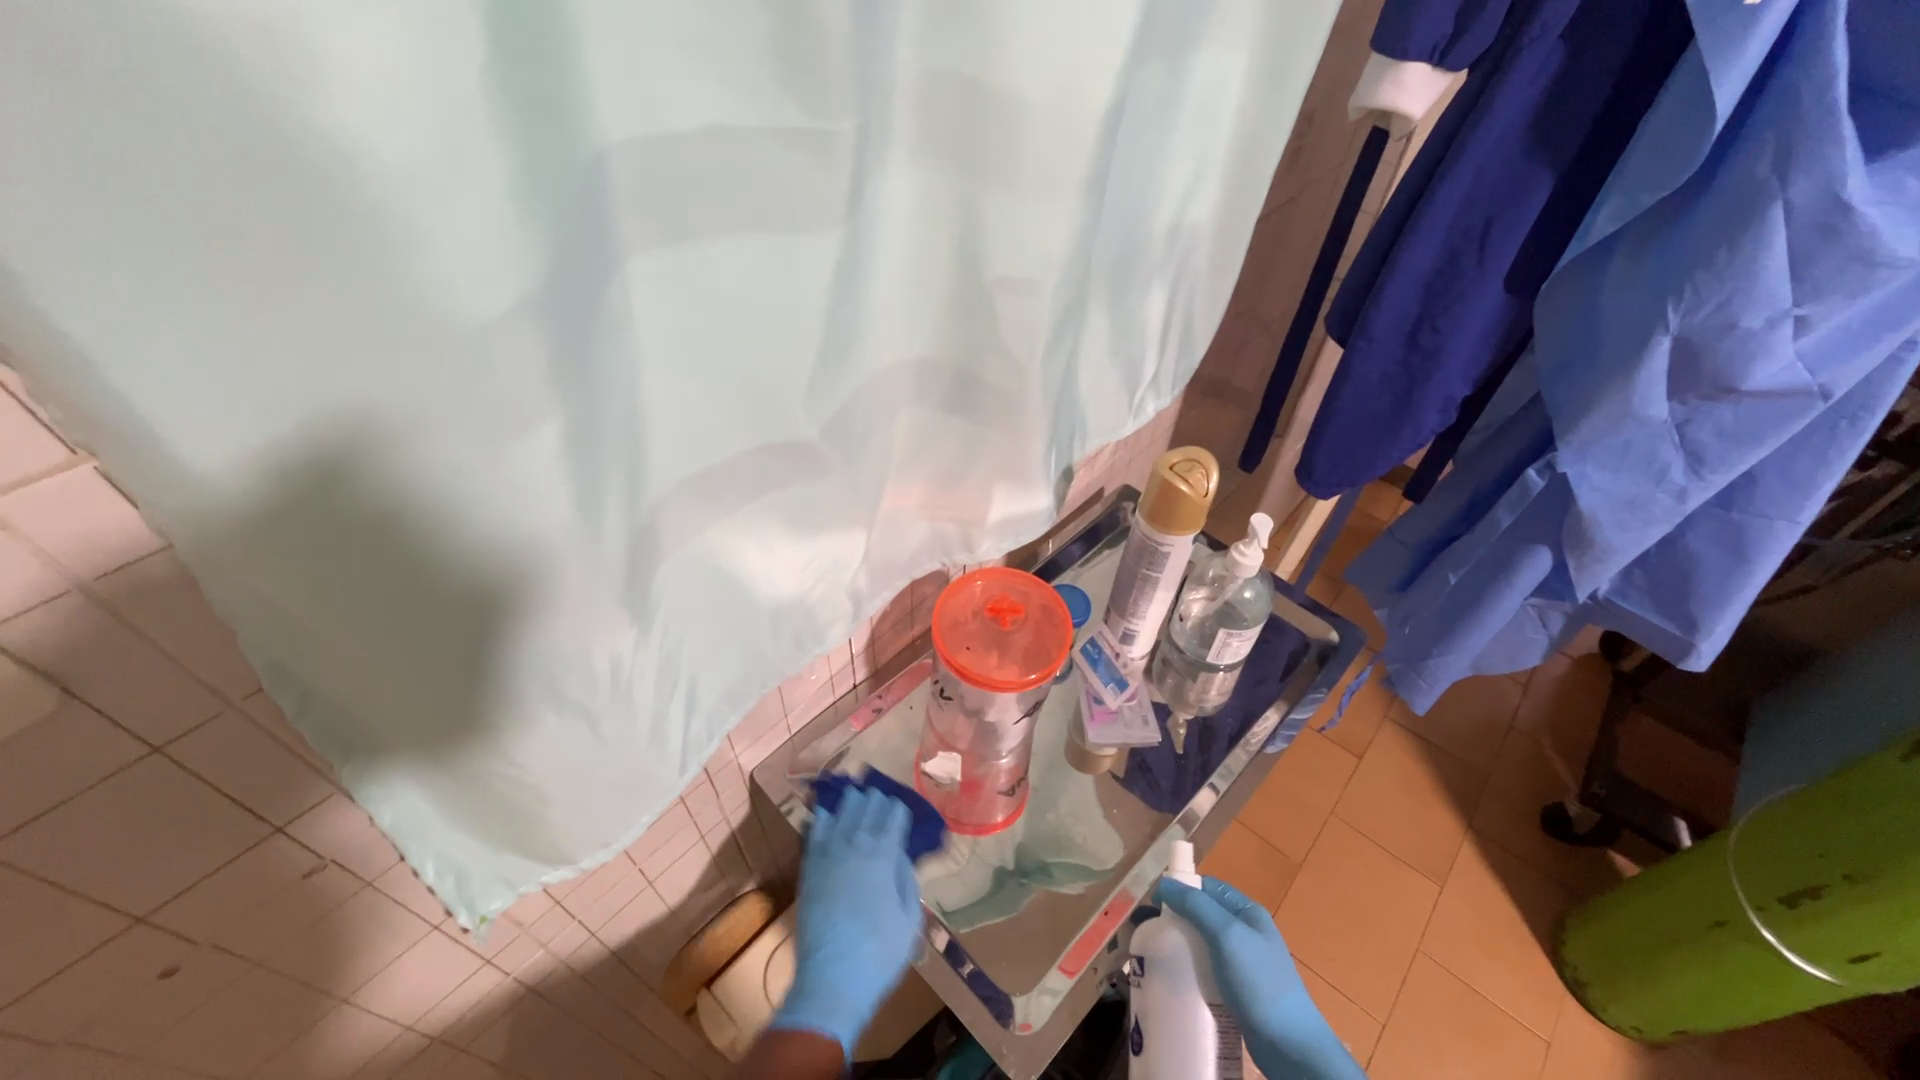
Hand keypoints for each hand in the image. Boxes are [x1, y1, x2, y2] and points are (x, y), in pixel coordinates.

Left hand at [770, 787, 923, 1058]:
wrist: (832, 979)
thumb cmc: (880, 953)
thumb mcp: (909, 917)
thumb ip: (905, 880)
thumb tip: (901, 855)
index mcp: (883, 858)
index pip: (892, 822)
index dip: (898, 811)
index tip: (900, 804)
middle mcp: (854, 850)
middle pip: (864, 815)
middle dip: (873, 802)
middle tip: (876, 791)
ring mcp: (828, 861)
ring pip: (839, 821)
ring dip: (847, 806)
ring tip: (853, 793)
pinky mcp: (809, 875)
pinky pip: (814, 839)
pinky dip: (818, 824)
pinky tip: (821, 815)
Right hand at [1159, 877, 1365, 1079]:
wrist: (1289, 1044)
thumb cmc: (1259, 982)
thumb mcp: (1227, 935)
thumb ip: (1196, 906)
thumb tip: (1164, 882)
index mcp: (1248, 913)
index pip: (1208, 887)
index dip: (1181, 889)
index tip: (1153, 905)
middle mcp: (1246, 933)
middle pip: (1203, 915)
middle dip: (1177, 921)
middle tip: (1150, 935)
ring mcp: (1242, 963)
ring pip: (1203, 945)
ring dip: (1181, 948)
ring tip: (1157, 958)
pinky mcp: (1236, 989)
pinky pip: (1207, 970)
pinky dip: (1190, 971)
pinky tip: (1176, 981)